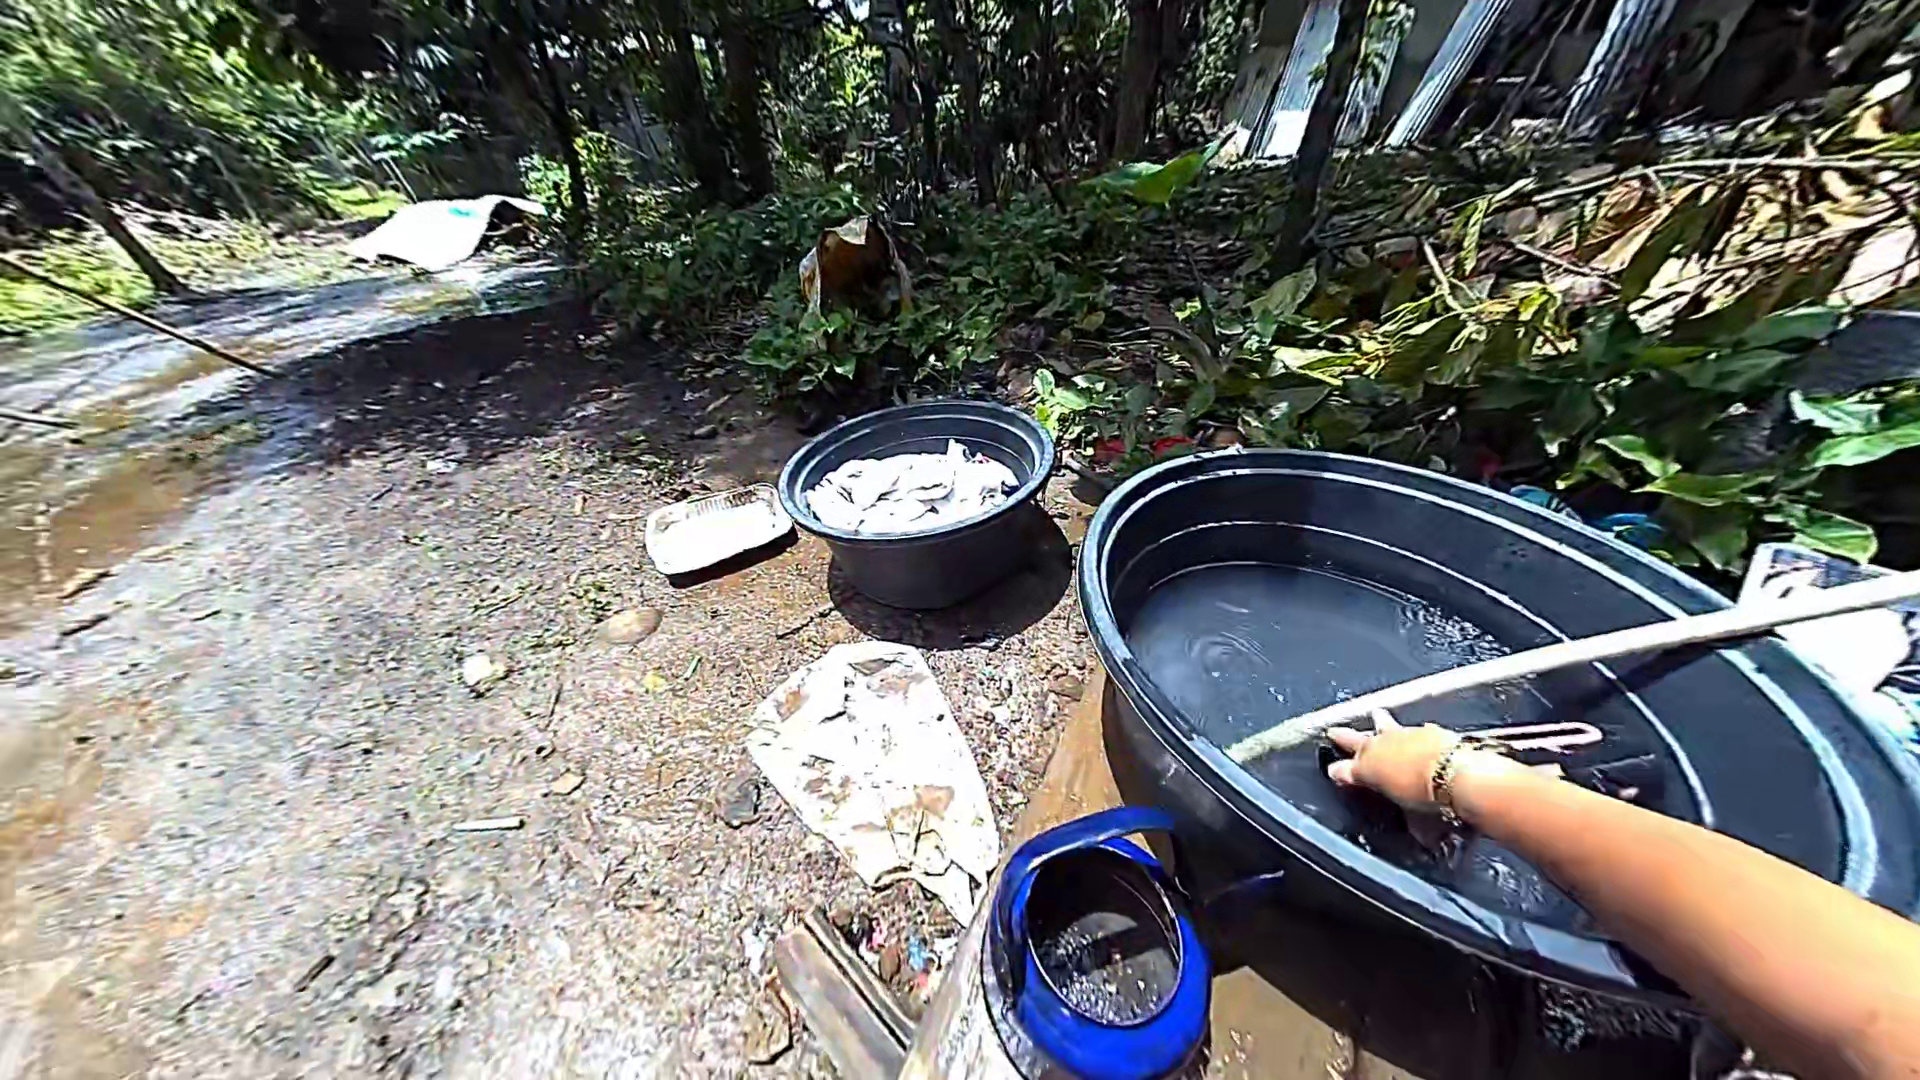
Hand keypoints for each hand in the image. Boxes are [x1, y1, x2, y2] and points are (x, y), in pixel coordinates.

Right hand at [1324, 710, 1460, 810]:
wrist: (1457, 773)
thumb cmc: (1427, 796)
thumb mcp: (1417, 819)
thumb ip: (1414, 822)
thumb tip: (1423, 836)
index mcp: (1366, 767)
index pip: (1344, 770)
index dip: (1338, 772)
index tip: (1334, 773)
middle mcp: (1377, 747)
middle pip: (1353, 739)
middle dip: (1343, 737)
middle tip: (1334, 732)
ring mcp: (1401, 735)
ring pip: (1383, 724)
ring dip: (1380, 721)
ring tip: (1376, 714)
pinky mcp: (1429, 731)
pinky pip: (1419, 729)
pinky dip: (1420, 732)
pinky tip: (1425, 730)